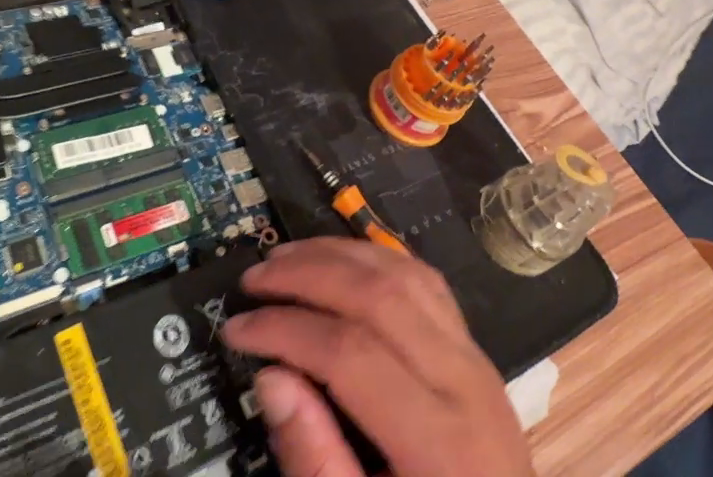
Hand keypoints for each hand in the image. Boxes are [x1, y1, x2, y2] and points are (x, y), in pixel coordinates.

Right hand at [221, 238, 533, 476]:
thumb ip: (315, 458)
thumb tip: (269, 376)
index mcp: (441, 442)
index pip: (350, 353)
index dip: (284, 330)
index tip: (235, 329)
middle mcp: (466, 384)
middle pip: (379, 297)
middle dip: (305, 276)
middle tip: (252, 281)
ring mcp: (477, 359)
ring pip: (404, 275)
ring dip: (337, 255)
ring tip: (282, 258)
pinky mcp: (475, 350)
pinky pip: (425, 281)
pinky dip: (374, 260)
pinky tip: (337, 262)